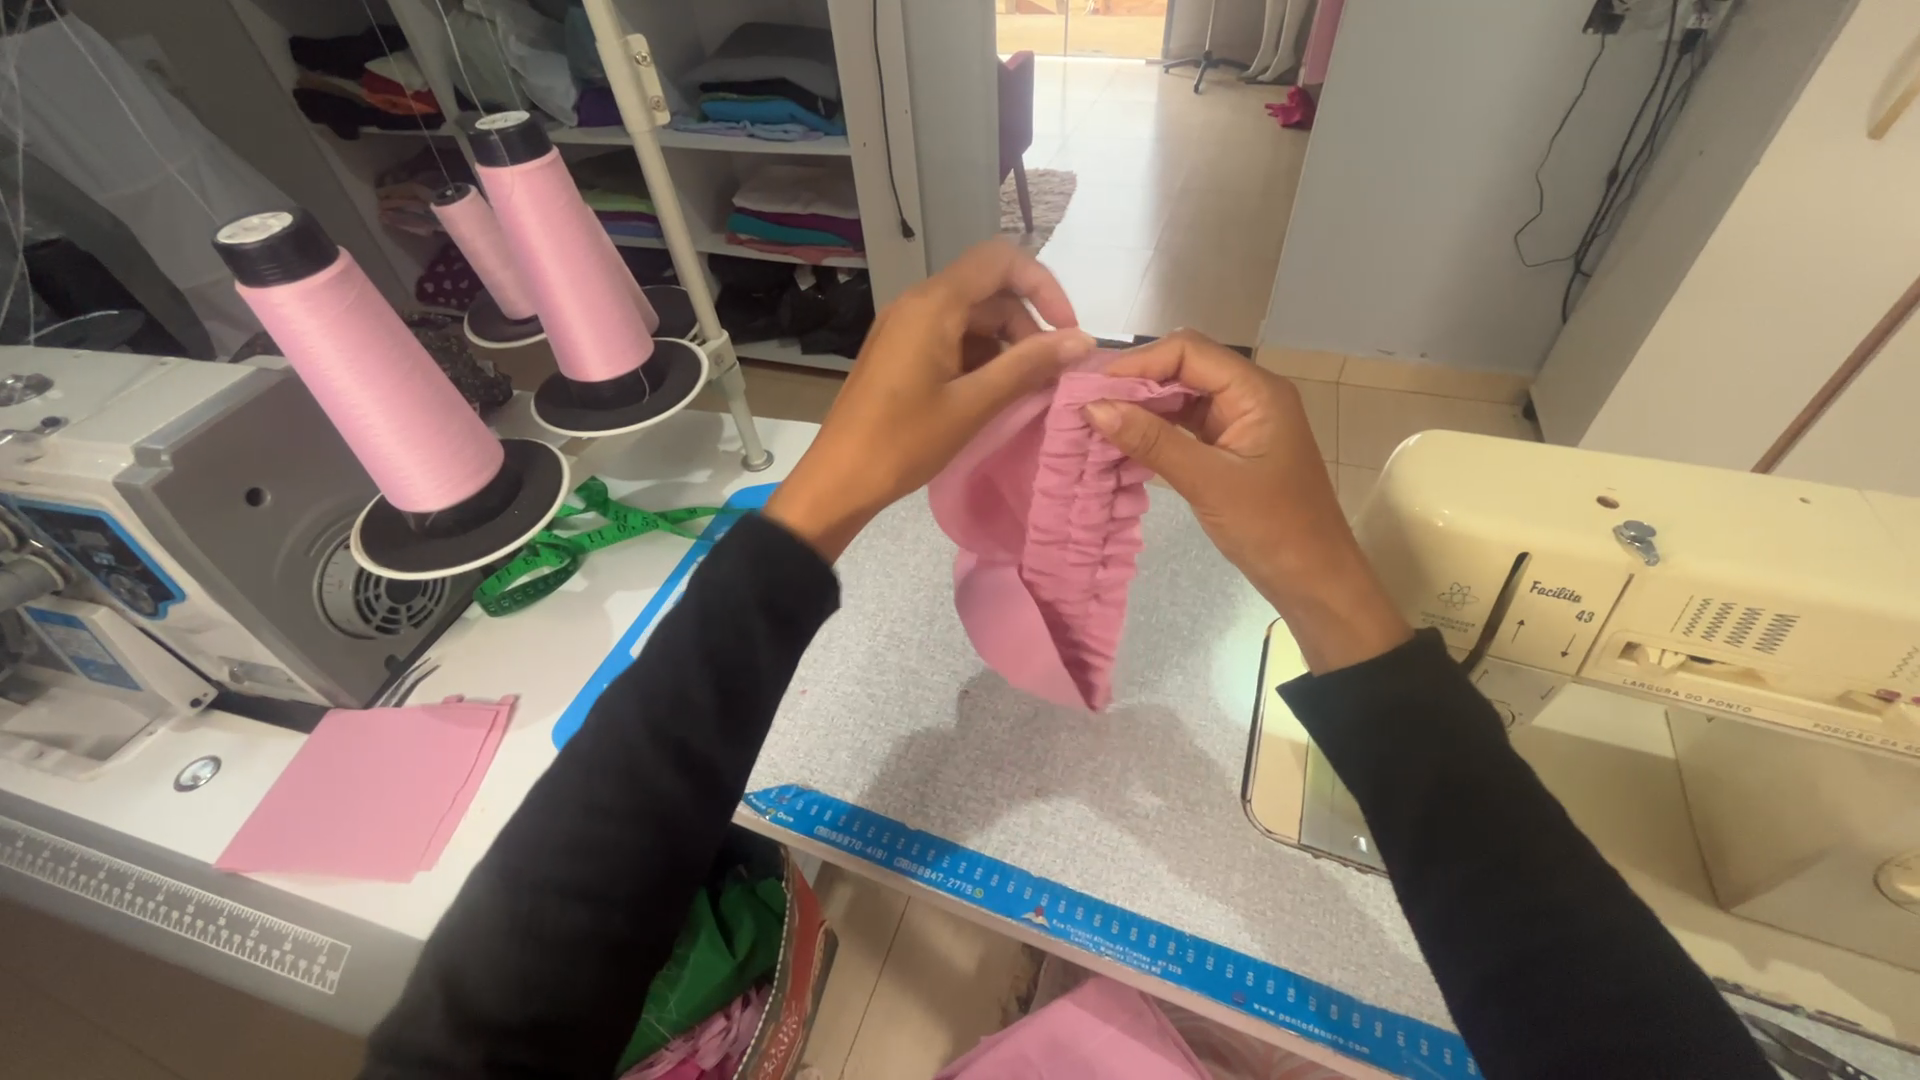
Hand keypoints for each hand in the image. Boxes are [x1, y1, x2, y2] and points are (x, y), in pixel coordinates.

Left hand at [765, 241, 1095, 559]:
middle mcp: (917, 304)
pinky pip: (950, 338)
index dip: (1043, 286)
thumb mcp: (973, 404)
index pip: (1001, 260)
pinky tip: (989, 396)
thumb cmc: (904, 441)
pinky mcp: (899, 352)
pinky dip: (979, 358)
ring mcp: (904, 328)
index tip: (1066, 332)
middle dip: (1026, 325)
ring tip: (1022, 392)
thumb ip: (1029, 367)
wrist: (839, 478)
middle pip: (988, 290)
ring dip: (1005, 346)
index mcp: (933, 305)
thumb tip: (1084, 341)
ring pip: (971, 318)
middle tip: (1048, 375)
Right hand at [1085, 330, 1410, 672]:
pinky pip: (1185, 426)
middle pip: (1183, 368)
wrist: (1313, 577)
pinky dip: (1155, 431)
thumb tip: (1094, 409)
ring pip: (1181, 397)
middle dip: (1135, 383)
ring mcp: (1240, 421)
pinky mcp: (1230, 447)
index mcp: (1256, 391)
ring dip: (1141, 408)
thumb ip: (1151, 441)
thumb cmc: (1271, 528)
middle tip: (1087, 405)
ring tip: (1096, 423)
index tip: (1093, 388)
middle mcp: (1249, 395)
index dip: (1138, 363)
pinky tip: (1123, 442)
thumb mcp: (1207, 482)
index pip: (1189, 352)